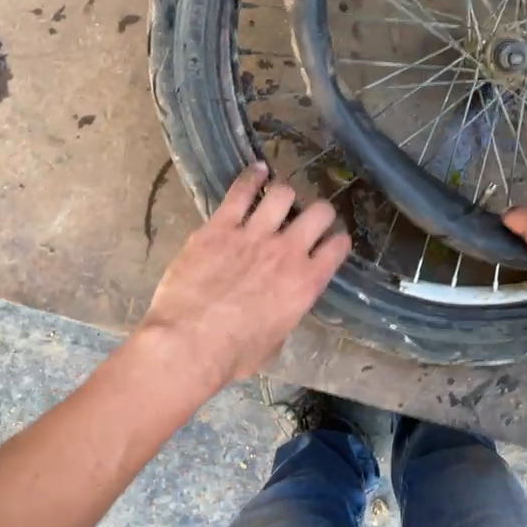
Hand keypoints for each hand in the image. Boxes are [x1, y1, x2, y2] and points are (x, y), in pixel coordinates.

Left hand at [135, 164, 350, 388]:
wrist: (188, 344)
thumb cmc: (232, 355)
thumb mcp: (274, 344)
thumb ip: (284, 318)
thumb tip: (278, 314)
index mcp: (306, 283)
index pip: (338, 247)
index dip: (338, 241)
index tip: (332, 241)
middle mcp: (288, 252)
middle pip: (320, 212)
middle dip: (318, 213)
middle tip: (308, 219)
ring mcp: (254, 235)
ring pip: (283, 194)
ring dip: (284, 196)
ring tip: (279, 200)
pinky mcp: (220, 227)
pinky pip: (241, 191)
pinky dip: (252, 177)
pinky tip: (256, 171)